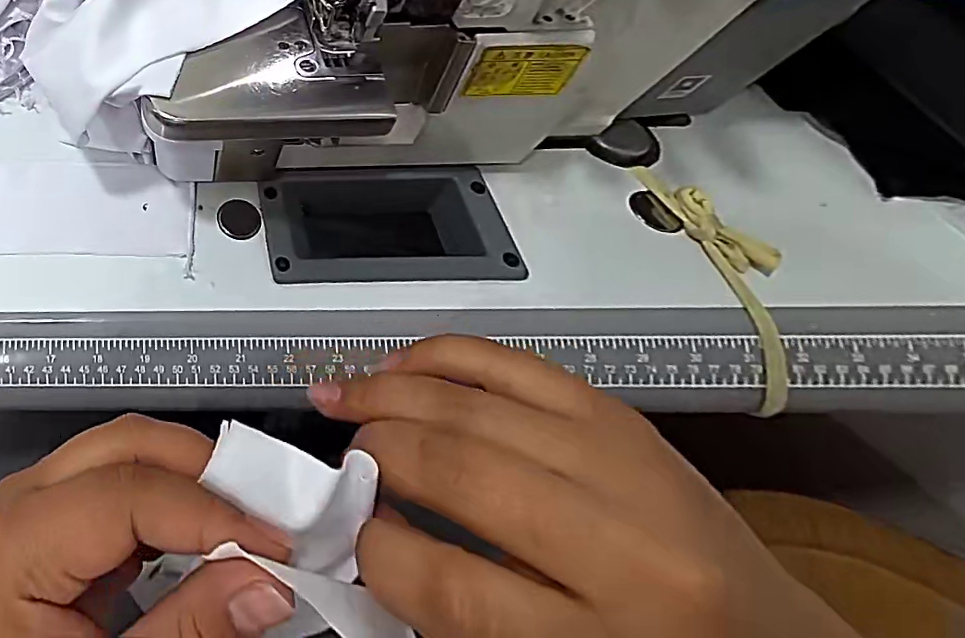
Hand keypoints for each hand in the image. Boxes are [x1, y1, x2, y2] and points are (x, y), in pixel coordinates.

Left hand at [0, 414, 297, 636]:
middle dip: (204, 469)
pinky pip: (116, 476)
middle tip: (266, 515)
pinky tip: (198, 528)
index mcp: (18, 540)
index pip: (129, 490)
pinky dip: (166, 492)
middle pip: (127, 444)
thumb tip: (265, 582)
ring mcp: (33, 500)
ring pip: (125, 448)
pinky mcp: (52, 515)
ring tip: (243, 518)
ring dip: (190, 475)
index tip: (274, 543)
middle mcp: (20, 499)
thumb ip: (188, 629)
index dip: (209, 511)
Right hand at [310, 335, 859, 637]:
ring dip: (385, 391)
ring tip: (340, 395)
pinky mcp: (616, 413)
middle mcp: (624, 545)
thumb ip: (456, 608)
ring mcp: (621, 460)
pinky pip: (505, 360)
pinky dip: (438, 356)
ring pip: (467, 402)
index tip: (346, 533)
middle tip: (340, 457)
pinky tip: (399, 366)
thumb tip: (374, 525)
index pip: (448, 583)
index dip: (373, 549)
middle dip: (372, 451)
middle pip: (454, 467)